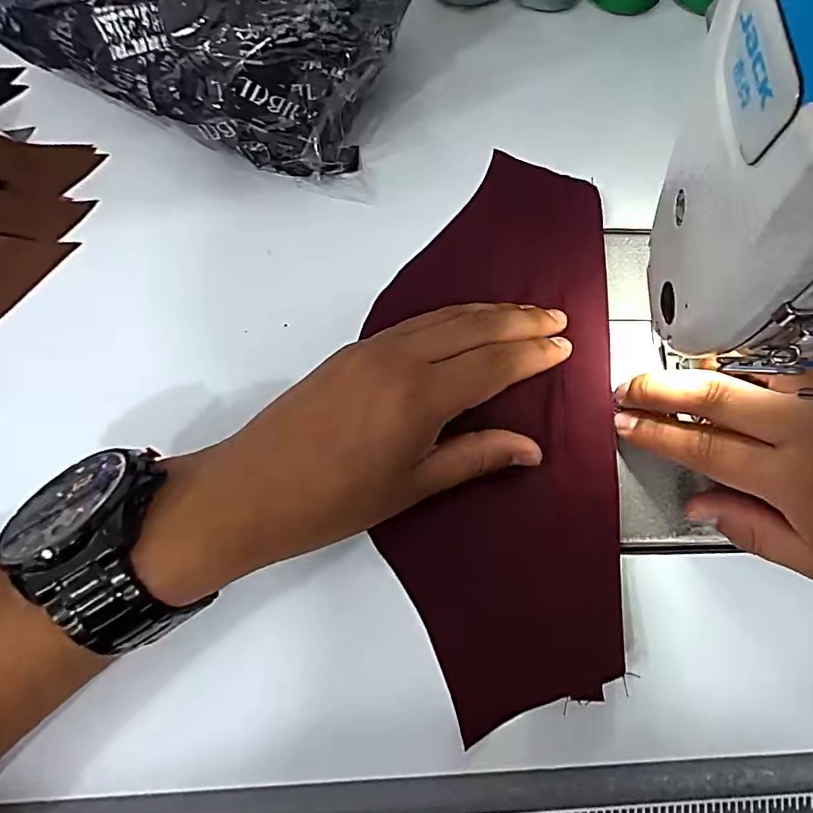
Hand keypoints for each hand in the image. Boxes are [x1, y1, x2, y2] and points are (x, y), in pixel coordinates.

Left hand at [132, 304, 573, 603]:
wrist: (248, 490)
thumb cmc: (332, 500)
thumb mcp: (413, 486)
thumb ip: (476, 457)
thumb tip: (531, 449)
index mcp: (419, 397)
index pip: (493, 362)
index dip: (533, 353)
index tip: (564, 346)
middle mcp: (399, 359)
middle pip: (474, 326)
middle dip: (521, 319)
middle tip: (556, 317)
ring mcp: (372, 348)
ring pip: (445, 316)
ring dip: (489, 311)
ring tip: (524, 313)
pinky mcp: (354, 349)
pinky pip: (418, 321)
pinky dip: (454, 316)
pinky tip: (468, 322)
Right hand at [614, 370, 812, 595]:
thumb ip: (750, 528)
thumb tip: (701, 503)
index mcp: (789, 477)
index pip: (703, 447)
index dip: (656, 433)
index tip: (624, 423)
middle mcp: (800, 429)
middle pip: (714, 395)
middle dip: (660, 387)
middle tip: (626, 385)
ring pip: (744, 374)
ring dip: (699, 374)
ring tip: (664, 379)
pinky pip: (777, 374)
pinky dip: (742, 374)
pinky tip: (726, 379)